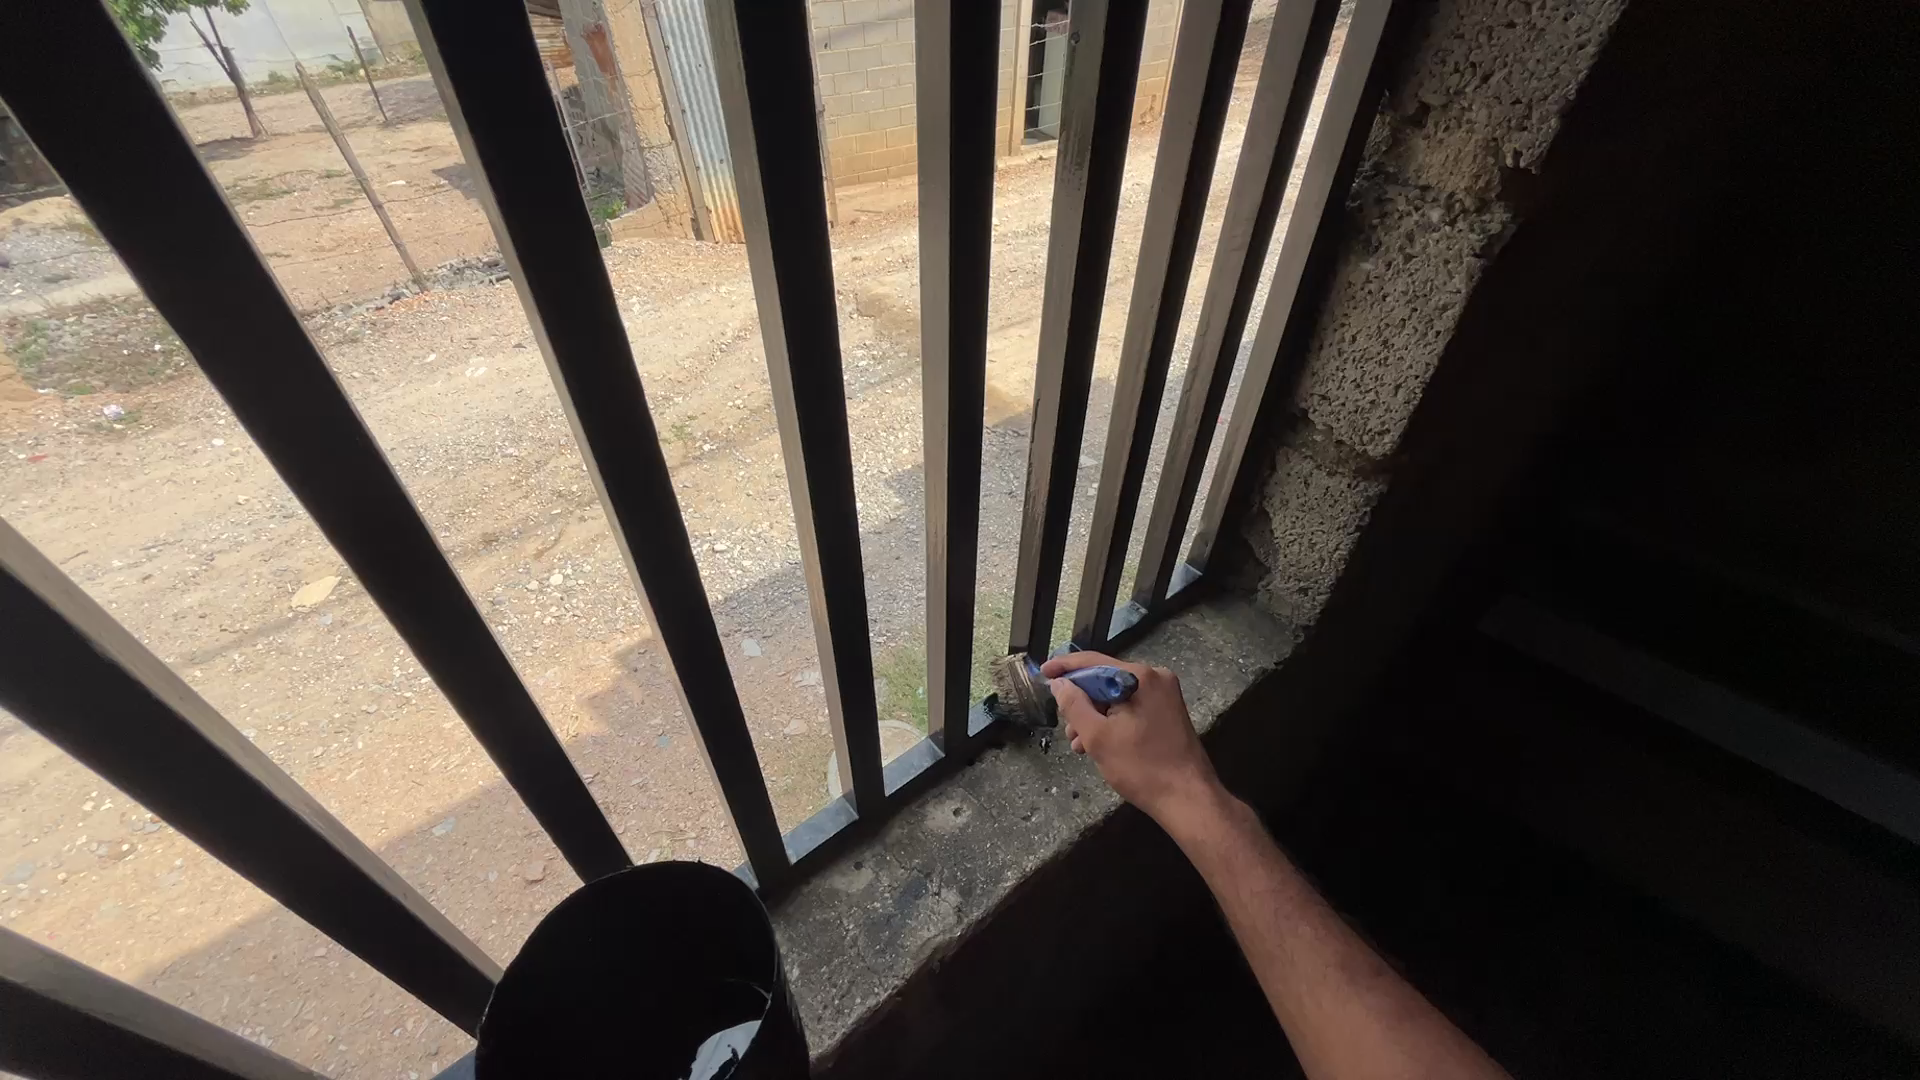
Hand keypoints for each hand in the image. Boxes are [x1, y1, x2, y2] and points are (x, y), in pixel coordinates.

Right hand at [1043, 651, 1224, 829]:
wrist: (1189, 799)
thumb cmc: (1141, 768)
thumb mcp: (1097, 736)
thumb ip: (1073, 705)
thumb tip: (1059, 683)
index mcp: (1140, 677)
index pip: (1093, 661)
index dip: (1064, 667)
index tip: (1043, 673)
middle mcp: (1155, 678)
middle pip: (1105, 679)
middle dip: (1081, 701)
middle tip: (1065, 726)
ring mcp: (1165, 695)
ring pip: (1117, 696)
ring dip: (1095, 715)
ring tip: (1079, 744)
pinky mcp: (1168, 711)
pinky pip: (1131, 706)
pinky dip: (1113, 721)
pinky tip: (1100, 744)